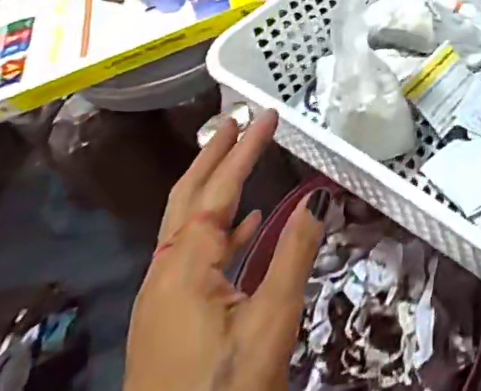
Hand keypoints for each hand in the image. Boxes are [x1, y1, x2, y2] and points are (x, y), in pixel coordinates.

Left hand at [124, 109, 326, 390]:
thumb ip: (295, 253)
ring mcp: (163, 301)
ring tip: (240, 159)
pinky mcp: (170, 322)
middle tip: (237, 121)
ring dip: (213, 189)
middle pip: (185, 202)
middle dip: (211, 158)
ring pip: (186, 227)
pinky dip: (220, 229)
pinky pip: (193, 255)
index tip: (264, 116)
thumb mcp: (271, 321)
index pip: (215, 194)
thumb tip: (318, 197)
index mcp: (183, 270)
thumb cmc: (227, 387)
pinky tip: (247, 225)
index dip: (242, 152)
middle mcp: (164, 277)